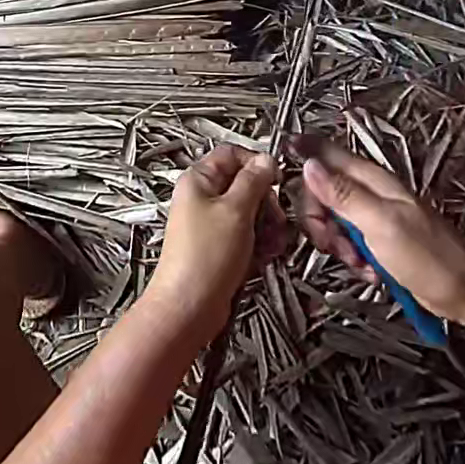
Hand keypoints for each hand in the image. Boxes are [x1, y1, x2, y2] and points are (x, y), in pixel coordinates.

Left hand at [148, 145, 284, 331]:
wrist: (189, 309)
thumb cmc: (202, 259)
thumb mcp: (236, 210)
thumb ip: (254, 181)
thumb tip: (265, 160)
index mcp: (198, 180)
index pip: (231, 154)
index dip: (256, 163)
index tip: (275, 178)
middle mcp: (202, 199)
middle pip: (244, 184)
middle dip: (265, 200)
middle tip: (275, 215)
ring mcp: (211, 224)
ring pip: (249, 212)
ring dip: (266, 224)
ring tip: (272, 240)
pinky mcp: (220, 248)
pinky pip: (246, 236)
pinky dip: (260, 242)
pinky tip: (266, 254)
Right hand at [291, 134, 464, 321]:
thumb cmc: (431, 258)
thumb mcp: (380, 223)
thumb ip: (342, 194)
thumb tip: (309, 165)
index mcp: (369, 179)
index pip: (325, 152)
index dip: (301, 153)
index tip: (282, 162)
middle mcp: (368, 191)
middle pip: (320, 189)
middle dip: (317, 217)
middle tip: (332, 240)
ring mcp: (371, 213)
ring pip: (330, 215)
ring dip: (334, 241)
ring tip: (356, 258)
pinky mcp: (375, 236)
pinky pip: (345, 238)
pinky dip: (349, 255)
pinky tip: (367, 268)